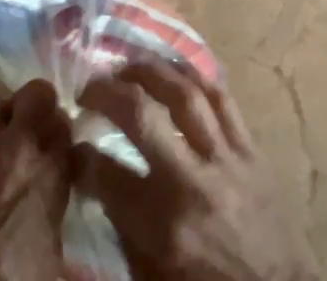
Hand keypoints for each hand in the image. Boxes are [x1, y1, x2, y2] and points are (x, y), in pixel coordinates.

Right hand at [76, 63, 317, 280]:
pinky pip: (223, 100)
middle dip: (103, 91)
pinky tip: (172, 71)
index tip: (73, 143)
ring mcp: (227, 163)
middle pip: (140, 114)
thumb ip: (118, 220)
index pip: (103, 170)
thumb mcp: (150, 272)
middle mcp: (192, 183)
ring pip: (184, 93)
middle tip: (86, 89)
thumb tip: (92, 172)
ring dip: (146, 70)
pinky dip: (192, 78)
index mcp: (162, 225)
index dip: (79, 150)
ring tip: (124, 67)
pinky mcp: (253, 153)